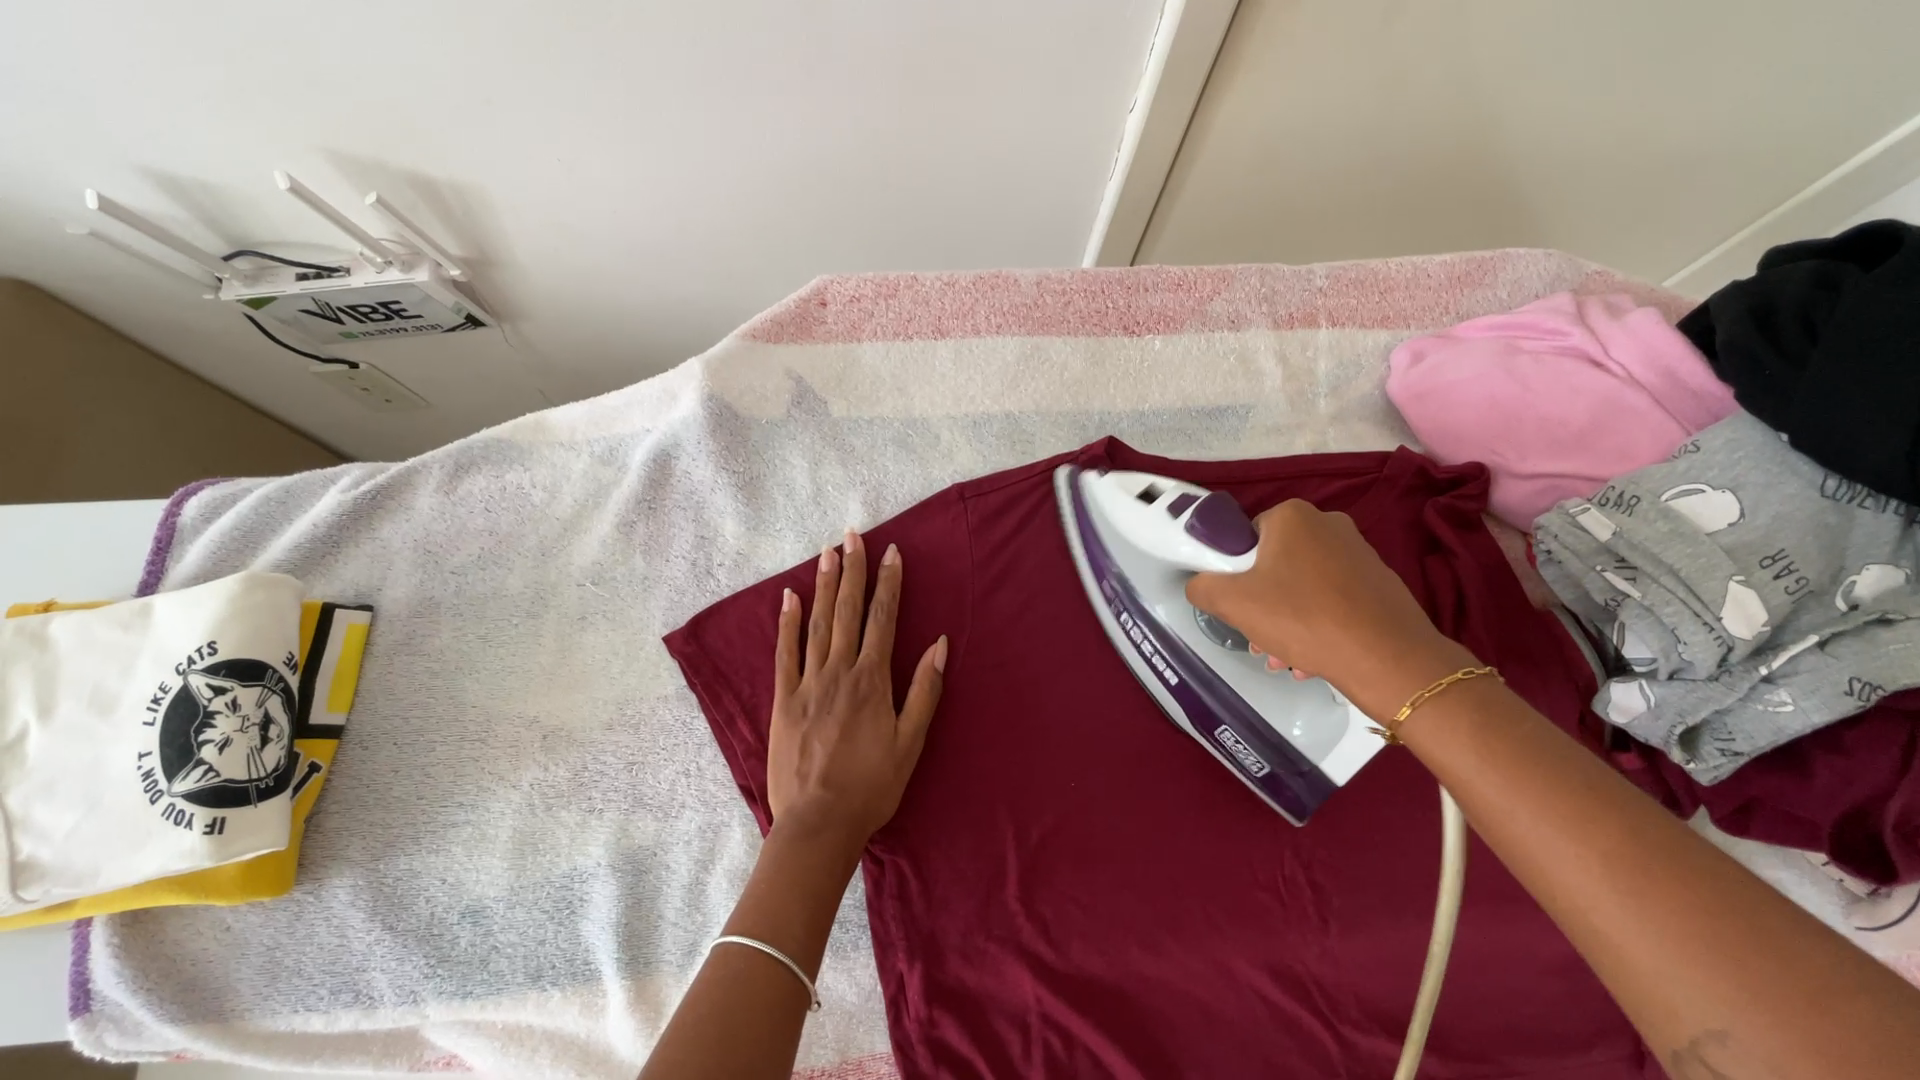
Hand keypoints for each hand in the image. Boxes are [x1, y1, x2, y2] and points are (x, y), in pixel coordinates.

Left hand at [768, 529, 947, 845]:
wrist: (819, 822)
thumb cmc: (873, 786)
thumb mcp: (911, 743)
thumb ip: (924, 691)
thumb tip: (939, 644)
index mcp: (873, 681)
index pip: (882, 620)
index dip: (888, 584)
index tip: (892, 552)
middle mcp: (839, 672)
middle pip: (847, 612)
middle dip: (853, 571)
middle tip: (854, 535)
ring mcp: (807, 684)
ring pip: (817, 624)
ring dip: (824, 586)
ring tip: (828, 552)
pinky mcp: (783, 701)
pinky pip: (784, 653)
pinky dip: (787, 623)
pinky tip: (789, 598)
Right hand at [1184, 500, 1474, 720]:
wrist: (1387, 658)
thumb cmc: (1303, 619)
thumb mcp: (1233, 603)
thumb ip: (1202, 586)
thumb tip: (1201, 584)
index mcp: (1291, 516)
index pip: (1243, 539)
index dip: (1233, 574)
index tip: (1236, 605)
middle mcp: (1328, 524)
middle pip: (1273, 565)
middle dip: (1261, 605)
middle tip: (1259, 640)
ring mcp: (1358, 553)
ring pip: (1302, 587)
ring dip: (1286, 621)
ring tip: (1286, 659)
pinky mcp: (1379, 582)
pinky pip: (1332, 600)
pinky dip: (1317, 625)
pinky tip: (1312, 659)